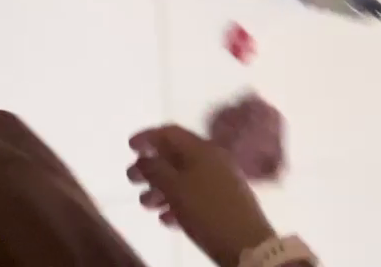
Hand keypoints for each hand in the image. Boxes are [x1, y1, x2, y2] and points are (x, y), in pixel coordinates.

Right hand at [128, 125, 275, 266]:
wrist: (251, 248)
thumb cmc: (208, 211)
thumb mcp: (175, 188)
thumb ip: (155, 169)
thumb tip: (143, 158)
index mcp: (201, 149)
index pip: (169, 132)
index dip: (147, 136)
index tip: (129, 147)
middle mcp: (213, 160)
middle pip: (175, 157)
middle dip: (151, 168)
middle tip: (132, 179)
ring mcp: (222, 183)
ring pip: (184, 179)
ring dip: (162, 189)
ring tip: (145, 205)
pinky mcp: (227, 205)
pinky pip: (196, 196)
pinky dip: (178, 203)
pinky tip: (166, 219)